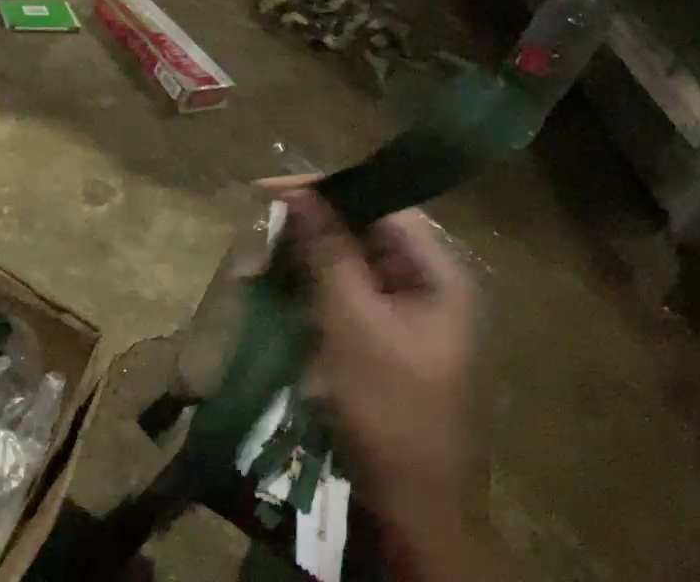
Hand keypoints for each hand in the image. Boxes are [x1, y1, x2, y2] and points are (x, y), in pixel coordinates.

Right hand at [263, 178, 498, 580]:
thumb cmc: (389, 408)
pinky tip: (280, 299)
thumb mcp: (353, 322)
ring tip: (261, 267)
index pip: (382, 204)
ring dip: (305, 263)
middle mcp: (428, 287)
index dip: (326, 190)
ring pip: (349, 266)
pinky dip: (312, 294)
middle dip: (310, 229)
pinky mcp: (384, 344)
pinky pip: (345, 300)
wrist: (413, 508)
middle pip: (364, 233)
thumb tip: (300, 192)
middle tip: (260, 230)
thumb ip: (327, 252)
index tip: (268, 190)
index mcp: (439, 274)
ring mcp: (407, 318)